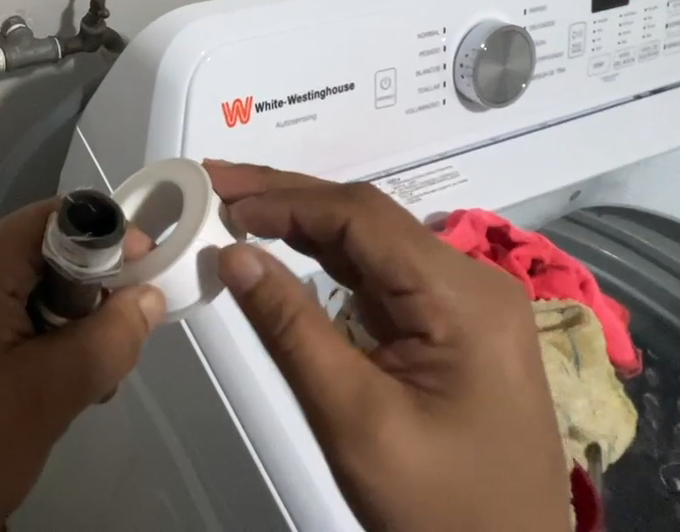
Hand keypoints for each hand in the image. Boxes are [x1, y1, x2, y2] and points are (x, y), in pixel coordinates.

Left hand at [0, 200, 166, 531]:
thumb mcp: (46, 398)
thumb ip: (108, 338)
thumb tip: (146, 295)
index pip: (57, 218)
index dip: (110, 243)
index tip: (143, 284)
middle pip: (30, 253)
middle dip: (76, 299)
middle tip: (97, 362)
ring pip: (1, 285)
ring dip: (42, 324)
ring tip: (54, 393)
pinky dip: (3, 335)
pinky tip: (10, 393)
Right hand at [206, 161, 566, 531]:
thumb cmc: (439, 509)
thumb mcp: (355, 420)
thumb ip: (291, 328)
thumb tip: (231, 253)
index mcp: (461, 296)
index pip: (361, 218)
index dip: (284, 201)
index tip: (219, 202)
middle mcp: (467, 281)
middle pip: (364, 216)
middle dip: (284, 196)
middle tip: (212, 180)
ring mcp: (457, 301)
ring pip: (365, 238)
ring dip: (297, 218)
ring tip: (231, 203)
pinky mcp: (442, 323)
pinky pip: (372, 271)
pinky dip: (318, 254)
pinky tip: (278, 243)